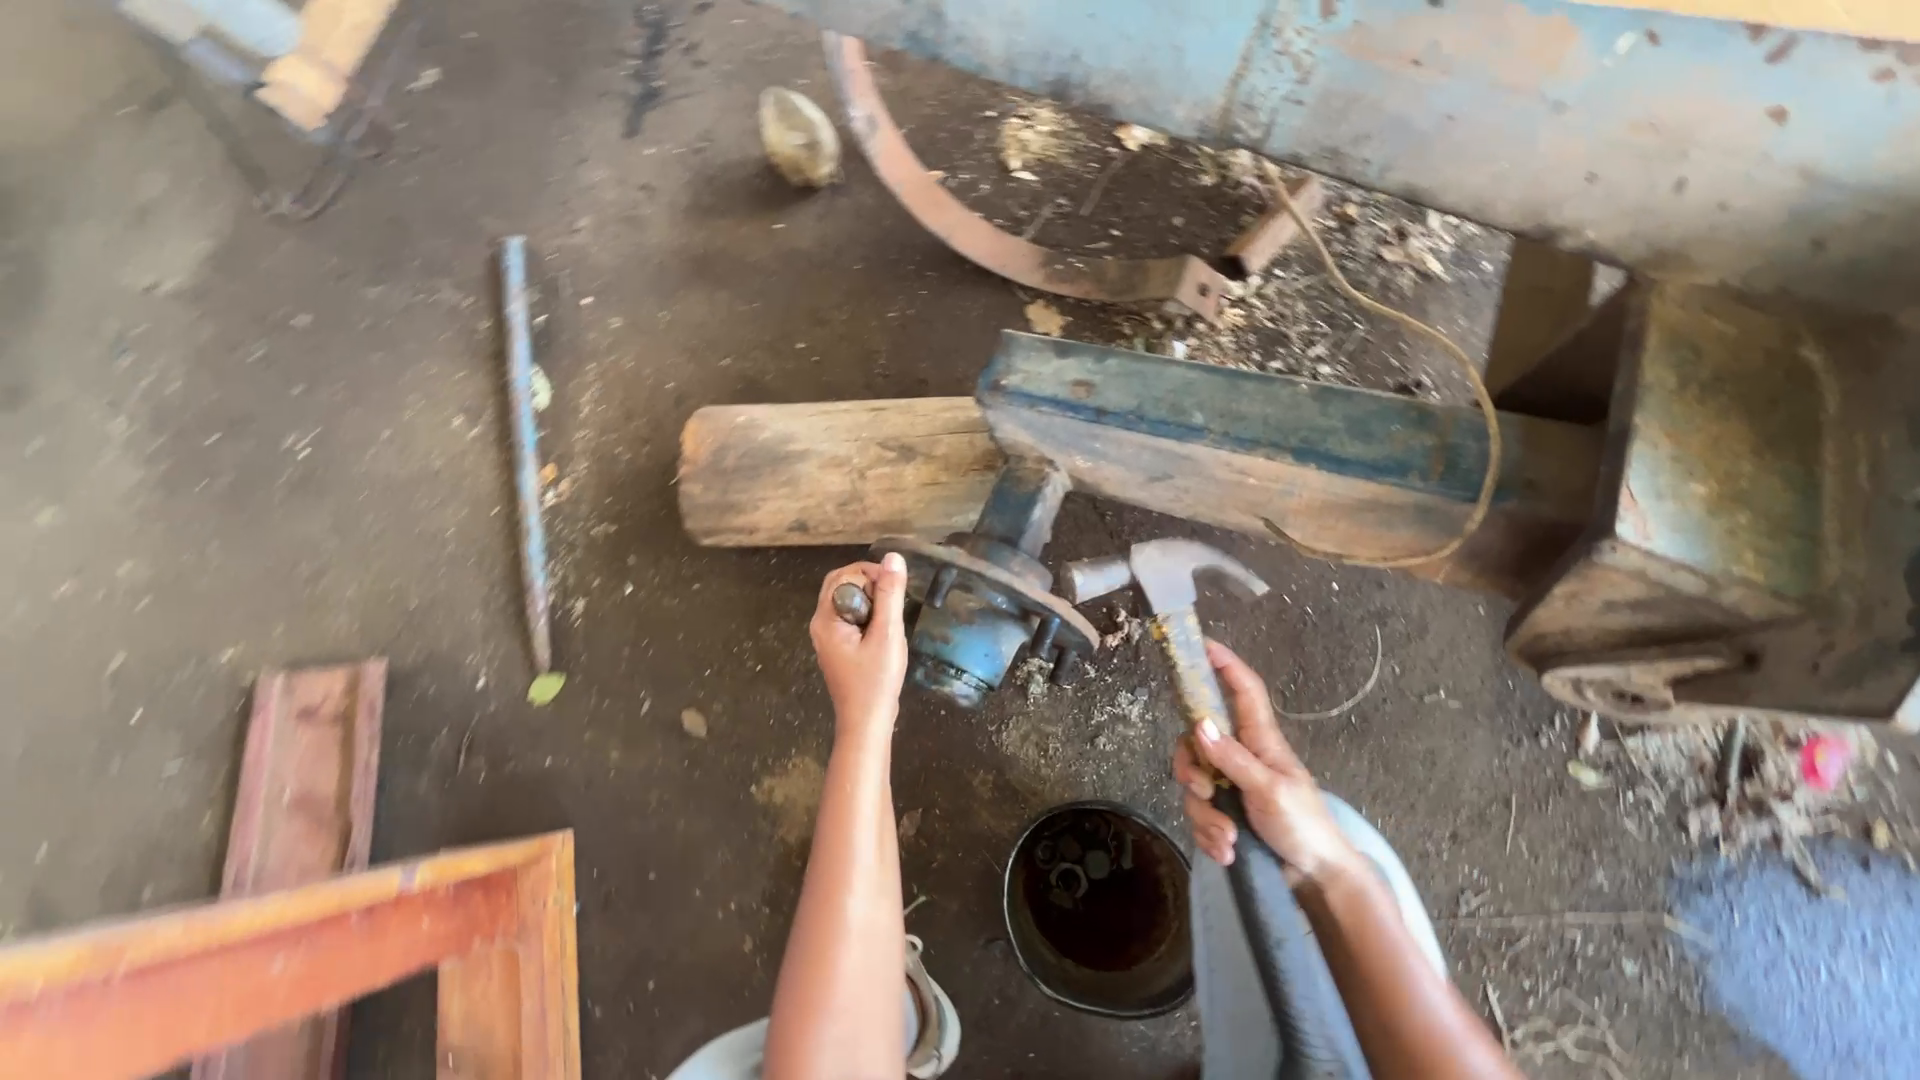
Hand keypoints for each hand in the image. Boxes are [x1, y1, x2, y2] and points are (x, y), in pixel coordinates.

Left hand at [809, 554, 909, 735]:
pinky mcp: (838, 646)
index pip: (845, 576)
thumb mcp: (887, 634)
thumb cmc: (876, 680)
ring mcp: (828, 636)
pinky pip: (850, 617)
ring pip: (847, 601)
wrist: (867, 722)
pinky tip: (884, 631)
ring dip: (871, 600)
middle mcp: (821, 623)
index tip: (895, 589)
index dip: (871, 574)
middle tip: (894, 600)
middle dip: (870, 584)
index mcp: (826, 619)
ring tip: (891, 617)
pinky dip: (868, 615)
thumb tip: (893, 558)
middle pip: (842, 585)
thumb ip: (890, 595)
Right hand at [1173, 640, 1362, 884]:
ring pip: (1193, 784)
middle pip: (1196, 742)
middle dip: (1191, 771)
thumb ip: (1233, 759)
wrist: (1316, 877)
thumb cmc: (1304, 824)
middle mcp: (1240, 756)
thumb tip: (1199, 725)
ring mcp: (1231, 785)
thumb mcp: (1271, 790)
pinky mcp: (1224, 813)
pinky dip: (1209, 837)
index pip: (1243, 690)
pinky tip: (1228, 852)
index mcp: (1260, 740)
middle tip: (1206, 792)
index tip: (1202, 644)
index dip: (1225, 664)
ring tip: (1229, 840)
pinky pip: (1198, 815)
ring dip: (1206, 817)